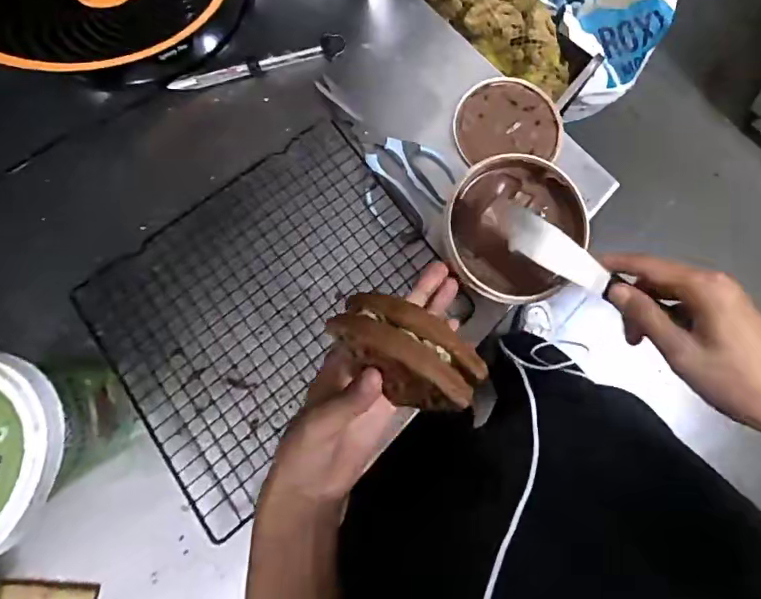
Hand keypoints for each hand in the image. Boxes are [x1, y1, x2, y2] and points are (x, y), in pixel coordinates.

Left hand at [258, 262, 460, 516]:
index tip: (419, 280)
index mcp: (347, 355)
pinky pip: (419, 373)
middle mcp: (369, 359)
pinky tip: (452, 341)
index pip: (378, 319)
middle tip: (448, 273)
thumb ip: (347, 400)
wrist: (311, 487)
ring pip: (413, 343)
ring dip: (433, 321)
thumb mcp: (319, 423)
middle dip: (423, 298)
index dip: (401, 300)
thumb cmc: (305, 447)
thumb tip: (375, 375)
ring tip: (456, 296)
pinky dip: (436, 356)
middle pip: (400, 324)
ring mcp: (384, 380)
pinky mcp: (395, 401)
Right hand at [602, 253, 760, 444]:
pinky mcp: (732, 310)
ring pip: (675, 291)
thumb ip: (645, 316)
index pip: (648, 264)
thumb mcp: (681, 352)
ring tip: (644, 344)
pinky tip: (669, 341)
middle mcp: (714, 280)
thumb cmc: (734, 381)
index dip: (617, 264)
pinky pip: (691, 302)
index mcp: (702, 284)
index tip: (589, 267)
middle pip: (661, 277)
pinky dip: (672, 316)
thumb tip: (616, 289)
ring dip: (653, 310)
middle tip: (625, 334)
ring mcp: (726, 294)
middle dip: (636, 298)